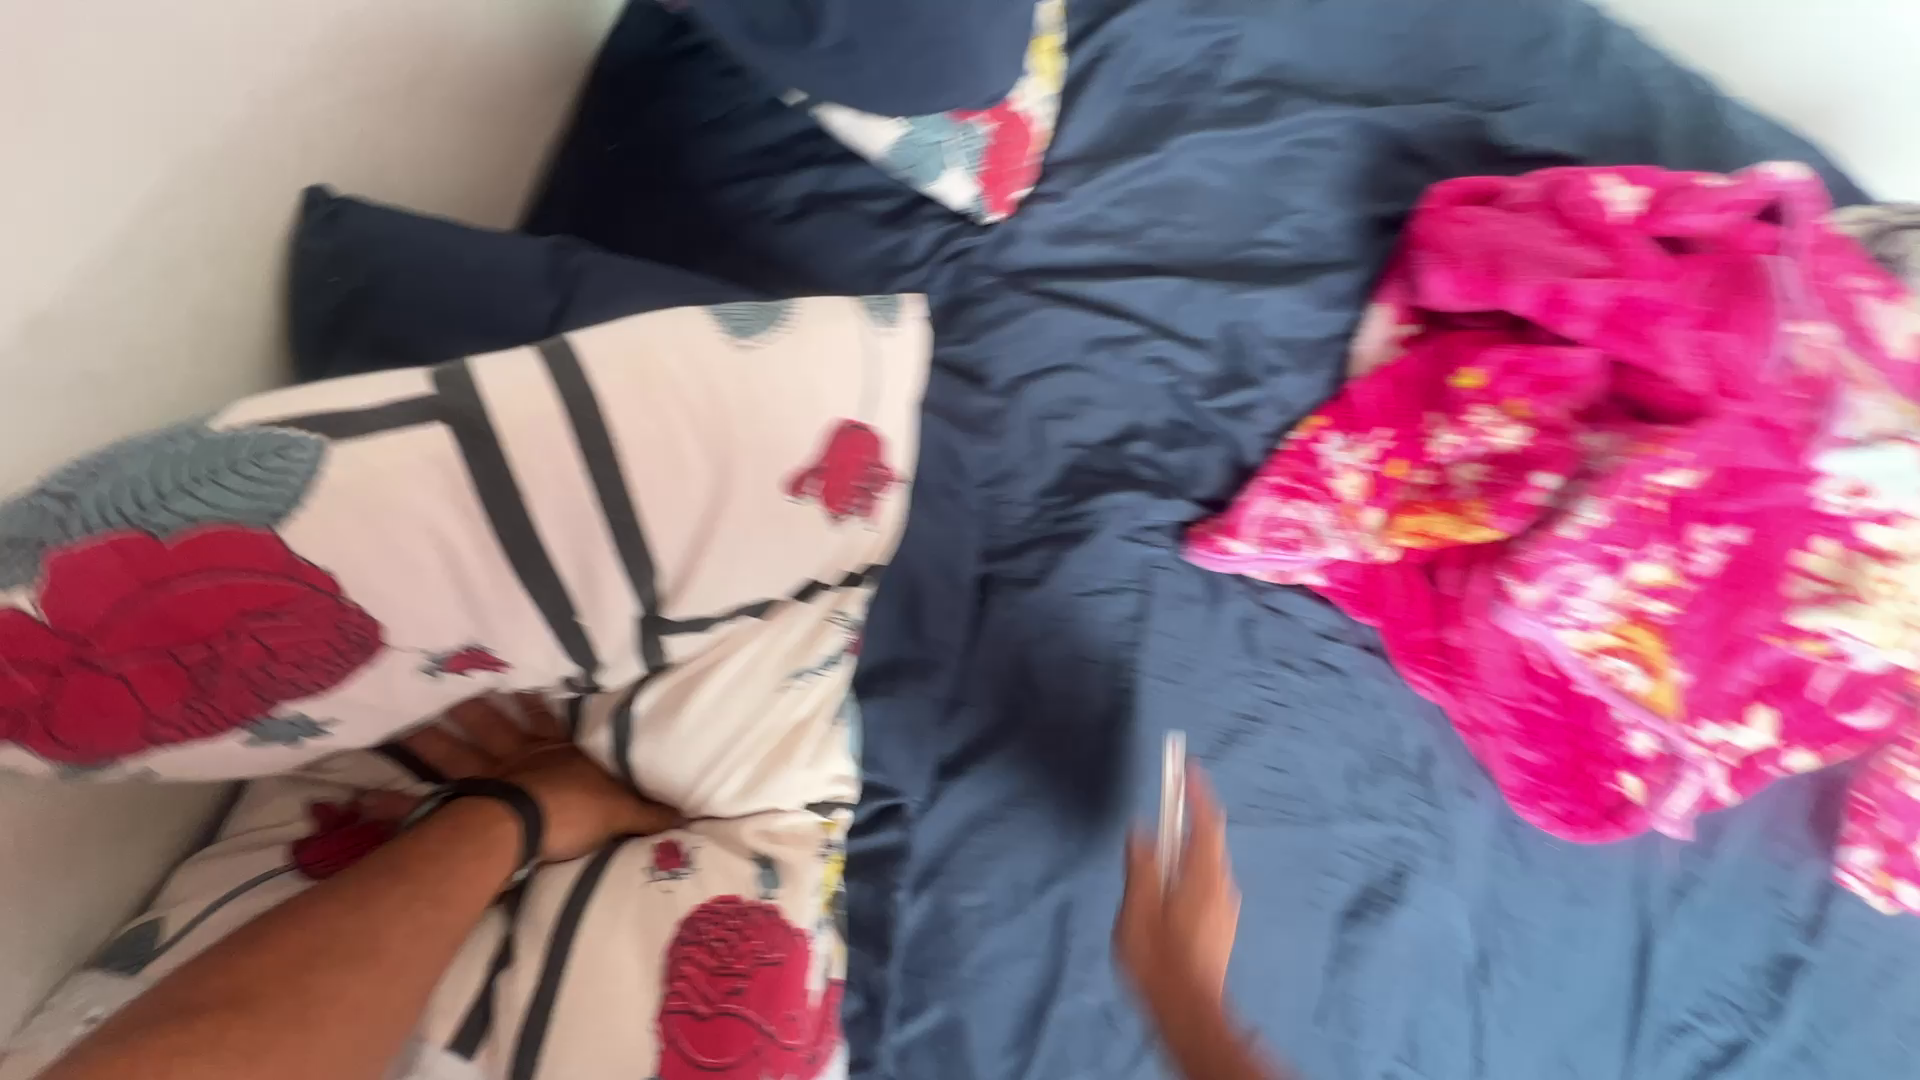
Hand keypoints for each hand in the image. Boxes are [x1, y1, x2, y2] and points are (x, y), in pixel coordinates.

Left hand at [374, 693, 682, 861]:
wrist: (537, 825)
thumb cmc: (581, 809)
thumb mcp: (627, 810)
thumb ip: (652, 811)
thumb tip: (693, 812)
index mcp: (556, 755)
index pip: (546, 722)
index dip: (533, 703)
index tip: (515, 680)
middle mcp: (518, 760)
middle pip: (492, 728)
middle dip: (473, 708)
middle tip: (447, 684)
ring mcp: (485, 782)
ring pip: (454, 755)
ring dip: (431, 741)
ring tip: (403, 724)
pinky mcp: (460, 809)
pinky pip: (420, 804)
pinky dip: (391, 804)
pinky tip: (357, 800)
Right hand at [1115, 764, 1241, 1013]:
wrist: (1188, 1012)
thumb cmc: (1158, 957)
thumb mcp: (1137, 907)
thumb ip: (1141, 864)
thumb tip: (1141, 829)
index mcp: (1202, 875)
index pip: (1204, 821)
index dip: (1196, 791)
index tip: (1186, 767)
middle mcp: (1221, 885)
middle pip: (1208, 839)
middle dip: (1189, 816)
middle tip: (1168, 799)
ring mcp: (1225, 906)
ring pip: (1207, 861)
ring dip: (1187, 842)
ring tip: (1161, 841)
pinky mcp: (1221, 923)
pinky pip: (1206, 878)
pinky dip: (1190, 863)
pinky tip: (1169, 880)